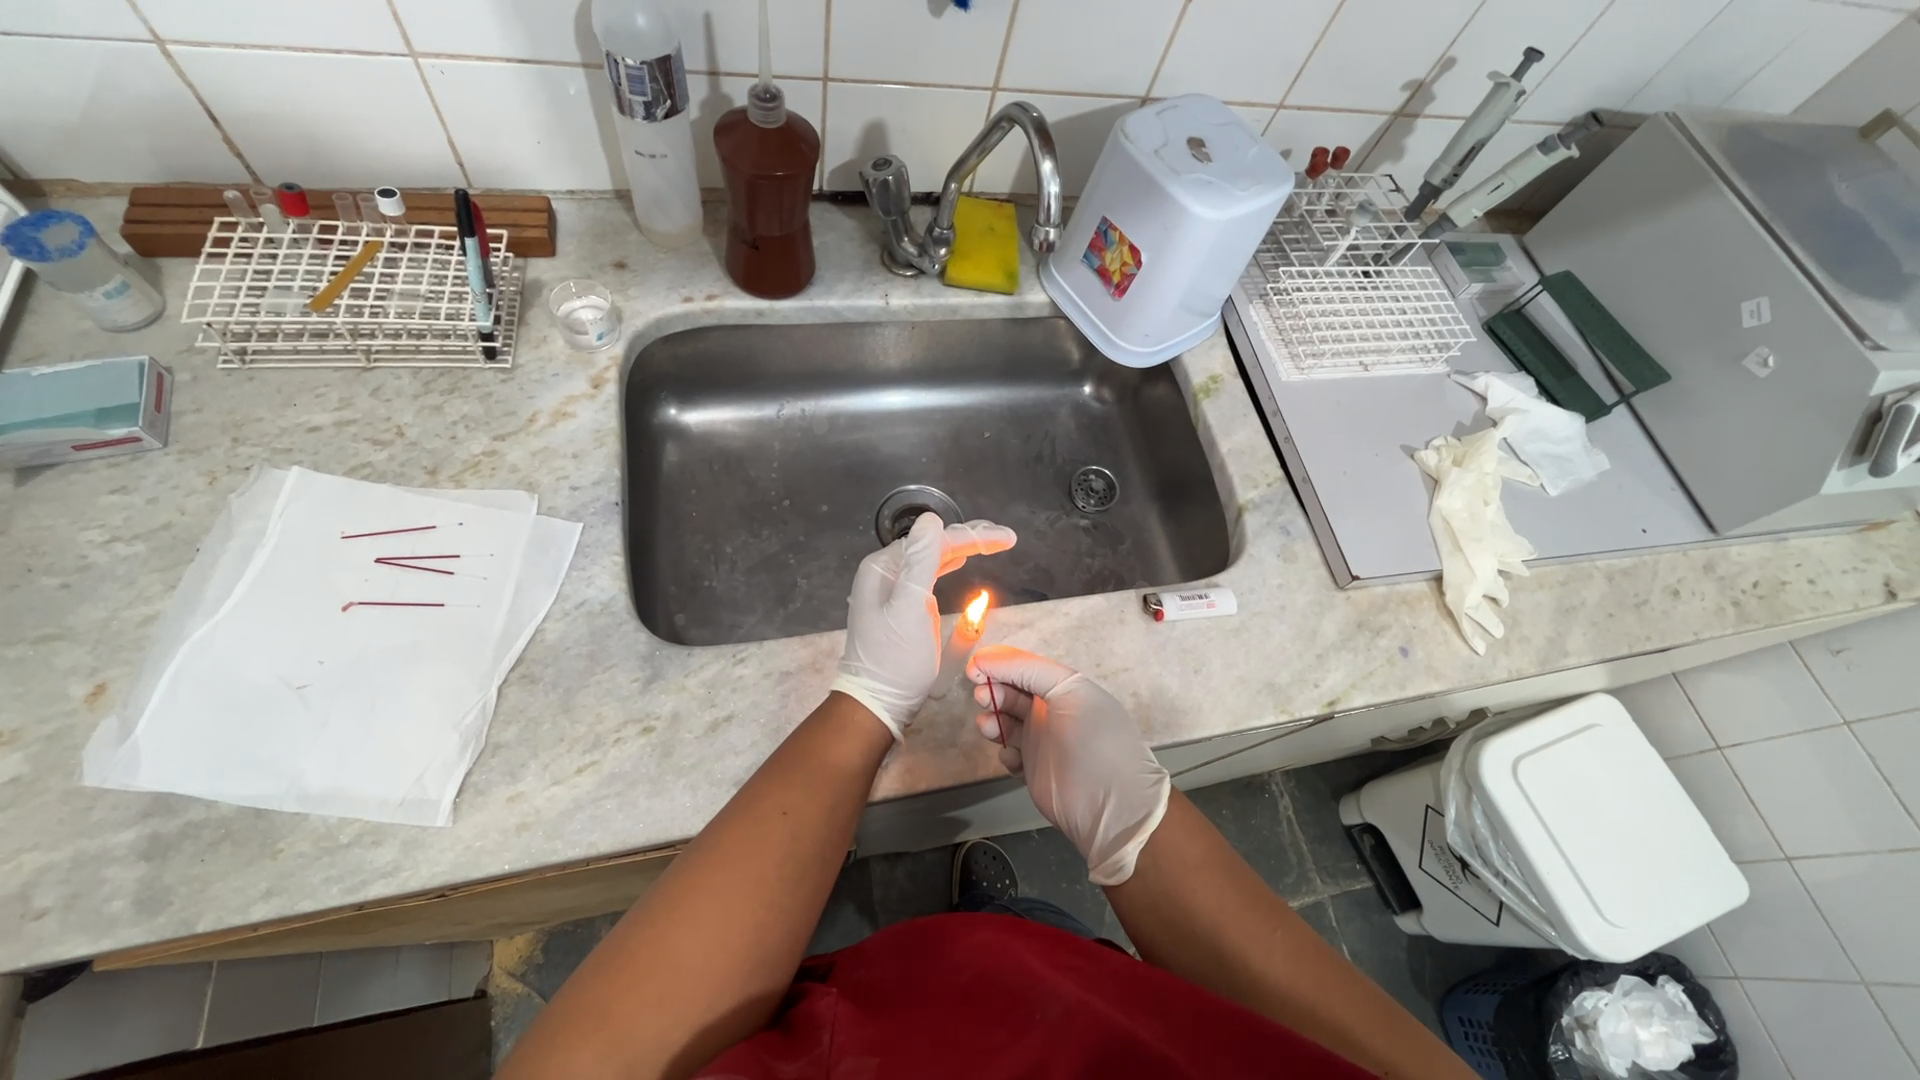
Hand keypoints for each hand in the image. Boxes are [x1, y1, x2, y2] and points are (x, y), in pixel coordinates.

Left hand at [829, 512, 1015, 739]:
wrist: (877, 704)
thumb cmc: (894, 660)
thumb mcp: (909, 608)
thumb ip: (920, 561)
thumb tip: (931, 519)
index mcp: (884, 568)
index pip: (934, 540)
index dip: (972, 536)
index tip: (1008, 539)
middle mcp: (885, 573)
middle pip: (933, 545)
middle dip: (970, 538)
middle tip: (1007, 538)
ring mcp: (892, 591)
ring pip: (932, 559)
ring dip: (962, 549)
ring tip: (993, 543)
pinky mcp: (901, 608)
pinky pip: (927, 576)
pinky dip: (947, 565)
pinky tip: (959, 561)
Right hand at [967, 647, 1170, 885]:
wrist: (1110, 805)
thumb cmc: (1093, 739)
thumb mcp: (1068, 689)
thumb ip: (1026, 668)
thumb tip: (983, 658)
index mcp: (1064, 688)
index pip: (1024, 668)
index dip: (997, 665)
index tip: (973, 669)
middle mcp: (1052, 712)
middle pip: (1011, 693)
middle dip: (993, 691)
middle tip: (982, 698)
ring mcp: (1042, 742)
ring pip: (1005, 723)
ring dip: (993, 721)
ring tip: (990, 728)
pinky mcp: (1034, 769)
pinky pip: (1009, 754)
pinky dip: (1005, 752)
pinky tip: (1013, 758)